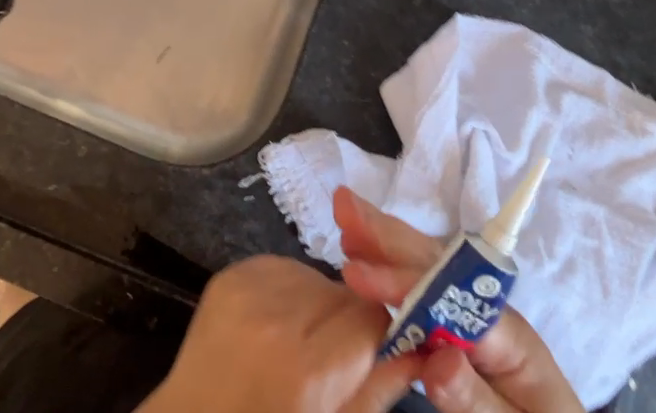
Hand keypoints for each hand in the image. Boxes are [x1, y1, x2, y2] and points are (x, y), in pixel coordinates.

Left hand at [138, 255, 422, 412]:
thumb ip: (379, 389)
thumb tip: (426, 349)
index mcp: (309, 368)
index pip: (373, 316)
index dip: (380, 334)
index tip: (375, 352)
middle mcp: (279, 318)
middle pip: (346, 292)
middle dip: (350, 319)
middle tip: (334, 353)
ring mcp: (249, 290)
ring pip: (318, 276)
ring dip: (320, 302)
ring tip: (302, 339)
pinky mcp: (230, 274)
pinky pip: (285, 266)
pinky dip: (290, 290)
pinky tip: (278, 322)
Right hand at [335, 189, 585, 412]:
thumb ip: (476, 399)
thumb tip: (437, 360)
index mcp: (505, 335)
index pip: (446, 298)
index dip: (399, 282)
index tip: (355, 272)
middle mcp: (488, 314)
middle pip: (435, 265)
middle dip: (388, 235)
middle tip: (344, 204)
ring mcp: (474, 318)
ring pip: (427, 270)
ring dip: (386, 242)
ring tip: (347, 220)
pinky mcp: (462, 331)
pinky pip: (424, 291)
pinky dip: (392, 267)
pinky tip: (366, 259)